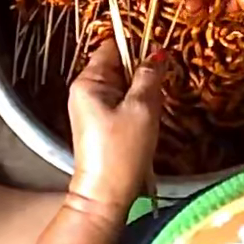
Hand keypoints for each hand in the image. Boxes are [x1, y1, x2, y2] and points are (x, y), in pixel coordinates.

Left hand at [67, 42, 164, 216]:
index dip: (135, 47)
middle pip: (118, 66)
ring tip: (152, 111)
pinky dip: (136, 107)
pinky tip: (146, 123)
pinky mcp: (99, 123)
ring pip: (123, 85)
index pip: (112, 47)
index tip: (158, 57)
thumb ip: (150, 77)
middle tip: (158, 91)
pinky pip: (121, 103)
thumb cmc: (121, 152)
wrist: (105, 196)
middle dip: (141, 74)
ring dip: (142, 93)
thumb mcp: (142, 109)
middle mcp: (84, 90)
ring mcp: (90, 107)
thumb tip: (158, 52)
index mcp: (88, 82)